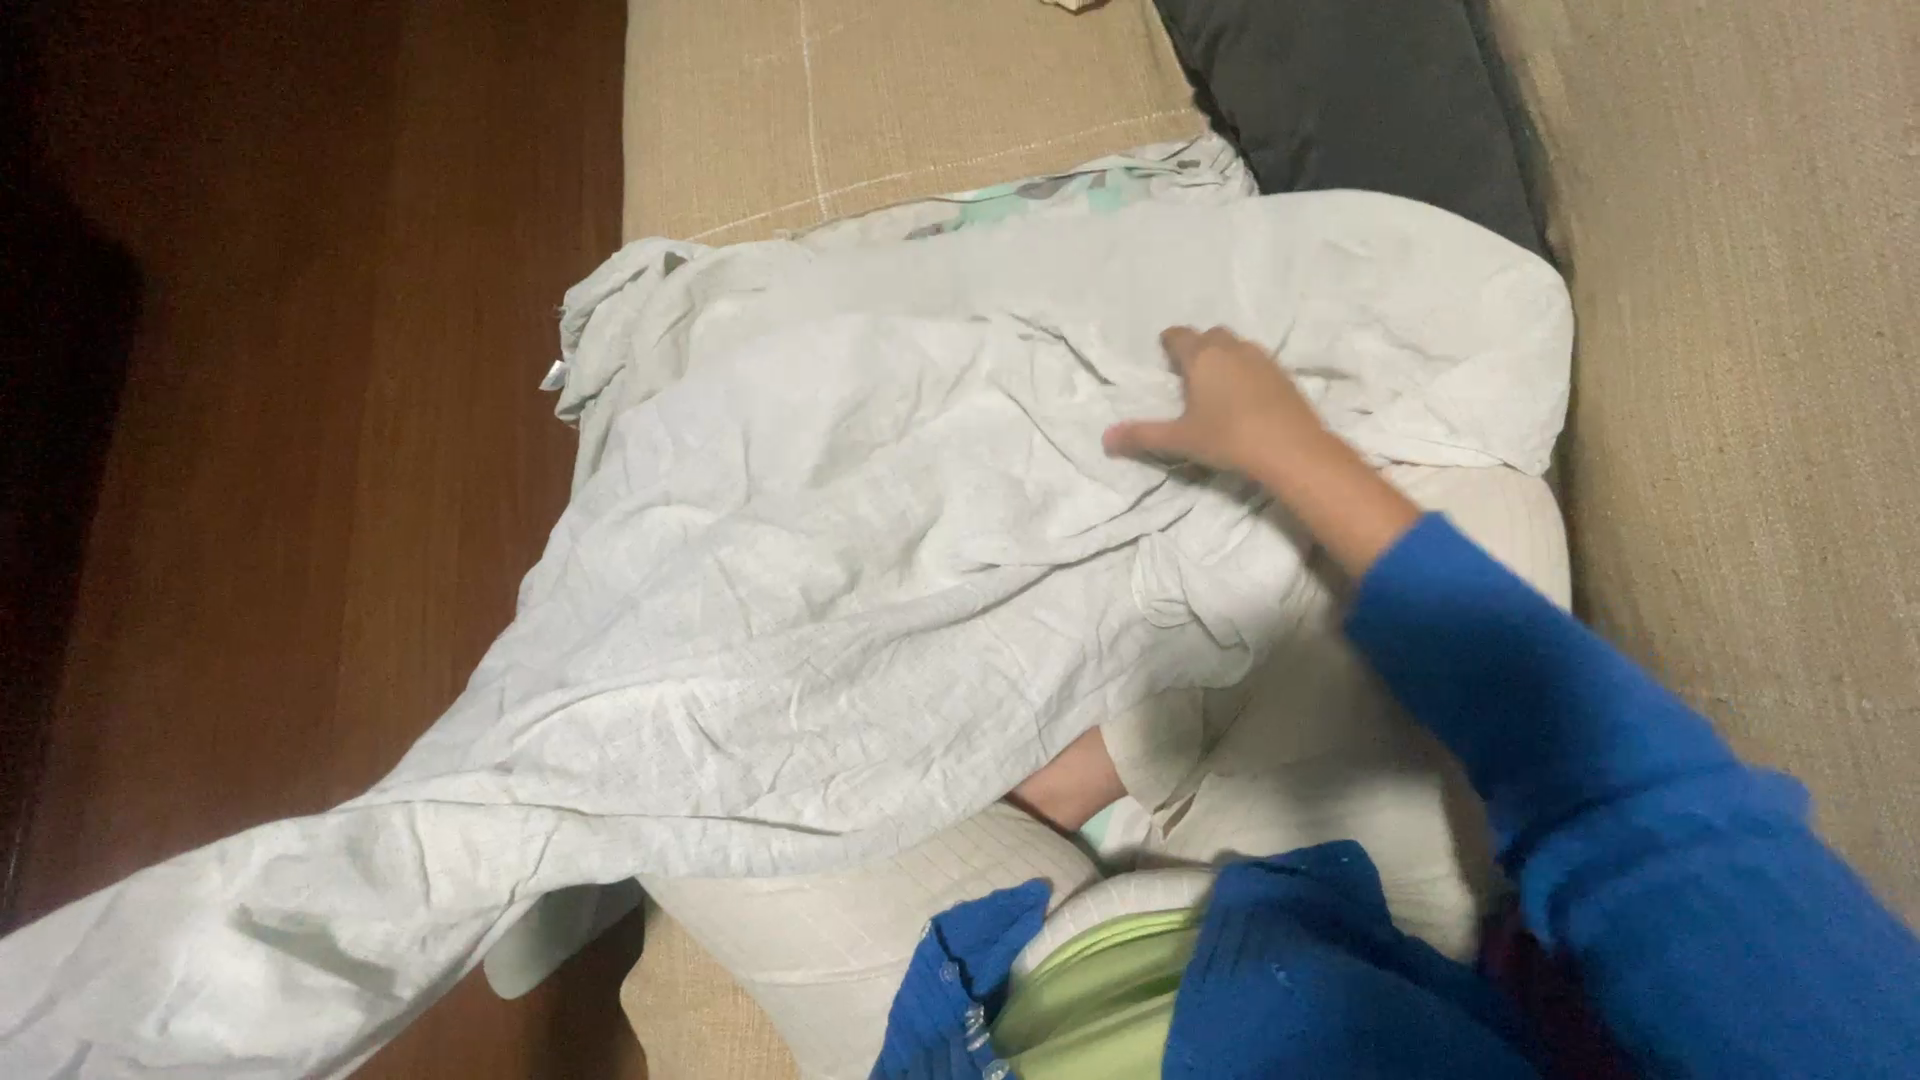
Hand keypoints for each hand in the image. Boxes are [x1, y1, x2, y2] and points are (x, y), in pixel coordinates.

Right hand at [1101, 326, 1328, 474]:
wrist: (1291, 449)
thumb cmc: (1227, 438)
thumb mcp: (1179, 440)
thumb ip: (1142, 436)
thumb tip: (1105, 440)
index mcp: (1202, 357)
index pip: (1180, 336)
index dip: (1169, 341)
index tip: (1163, 350)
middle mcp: (1233, 349)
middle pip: (1211, 335)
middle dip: (1198, 346)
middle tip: (1187, 370)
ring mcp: (1263, 360)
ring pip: (1237, 347)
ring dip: (1224, 357)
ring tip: (1216, 383)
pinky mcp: (1284, 376)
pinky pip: (1258, 363)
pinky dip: (1246, 372)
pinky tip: (1245, 397)